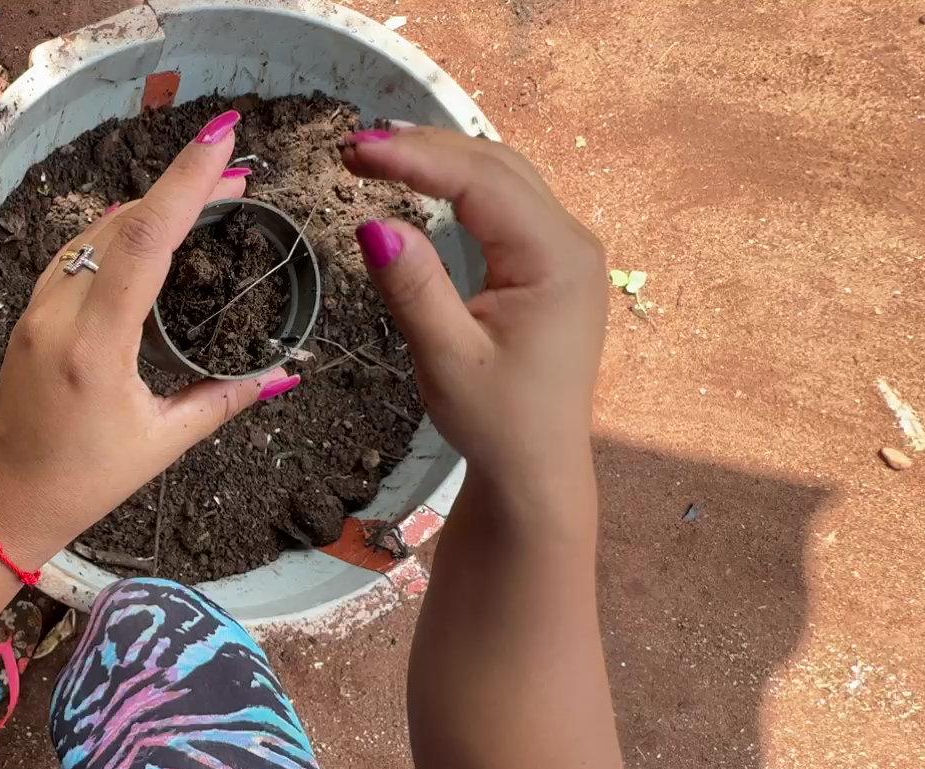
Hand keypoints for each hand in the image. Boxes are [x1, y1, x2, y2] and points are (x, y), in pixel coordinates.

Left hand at [0, 112, 294, 565]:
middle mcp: (56, 319)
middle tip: (233, 175)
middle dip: (178, 190)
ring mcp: (34, 316)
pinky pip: (69, 259)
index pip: (143, 241)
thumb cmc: (84, 482)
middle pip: (120, 226)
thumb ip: (222, 400)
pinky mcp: (26, 321)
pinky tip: (138, 237)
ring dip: (143, 210)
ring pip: (90, 236)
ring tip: (196, 200)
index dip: (186, 182)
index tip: (224, 139)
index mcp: (94, 349)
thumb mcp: (161, 444)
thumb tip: (282, 374)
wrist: (10, 499)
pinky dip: (109, 236)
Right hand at [338, 125, 606, 494]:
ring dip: (441, 162)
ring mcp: (560, 253)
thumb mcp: (446, 357)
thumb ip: (414, 289)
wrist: (534, 464)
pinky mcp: (543, 269)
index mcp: (554, 258)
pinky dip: (456, 190)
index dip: (416, 159)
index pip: (480, 184)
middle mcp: (568, 242)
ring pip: (500, 182)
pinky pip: (500, 209)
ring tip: (380, 157)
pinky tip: (424, 187)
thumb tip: (373, 225)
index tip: (357, 150)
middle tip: (356, 148)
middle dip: (426, 149)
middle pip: (496, 168)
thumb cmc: (494, 419)